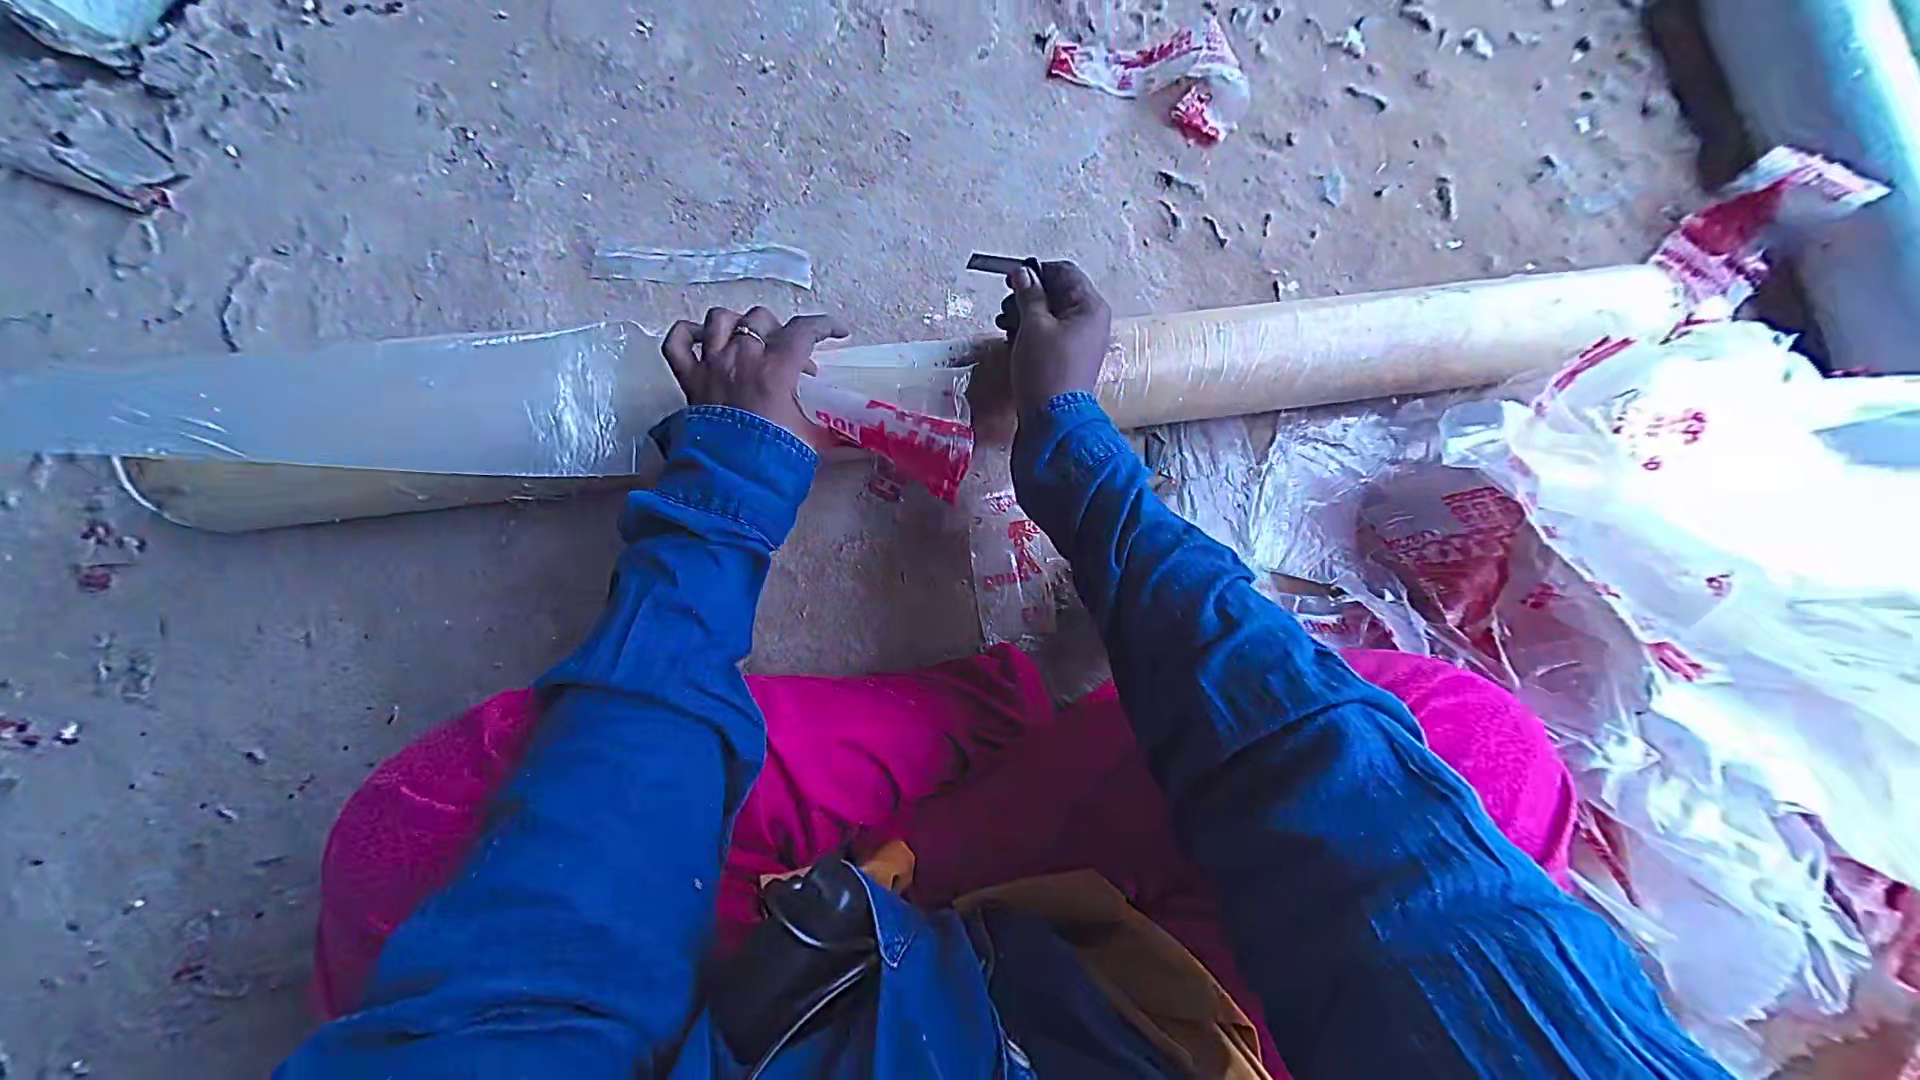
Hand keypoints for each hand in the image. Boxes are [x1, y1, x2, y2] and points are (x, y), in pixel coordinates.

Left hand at [663, 306, 849, 451]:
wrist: (732, 481)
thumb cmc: (773, 461)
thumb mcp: (812, 440)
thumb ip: (834, 432)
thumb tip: (861, 445)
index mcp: (776, 370)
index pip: (804, 331)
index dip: (826, 325)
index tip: (838, 332)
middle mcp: (741, 359)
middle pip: (760, 320)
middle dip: (781, 331)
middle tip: (790, 357)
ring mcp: (711, 366)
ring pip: (720, 320)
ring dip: (738, 324)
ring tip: (749, 340)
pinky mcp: (688, 380)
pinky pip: (678, 342)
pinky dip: (688, 334)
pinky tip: (703, 341)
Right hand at [996, 260, 1112, 413]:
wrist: (1052, 420)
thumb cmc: (1045, 371)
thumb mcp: (1033, 326)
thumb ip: (1028, 295)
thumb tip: (1023, 273)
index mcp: (1090, 307)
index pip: (1064, 272)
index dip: (1036, 271)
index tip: (1010, 279)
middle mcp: (1091, 321)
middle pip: (1058, 293)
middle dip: (1028, 297)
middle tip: (1006, 308)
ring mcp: (1082, 342)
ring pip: (1052, 315)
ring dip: (1026, 315)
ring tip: (1005, 326)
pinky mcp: (1070, 358)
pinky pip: (1051, 335)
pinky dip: (1033, 333)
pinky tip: (1014, 341)